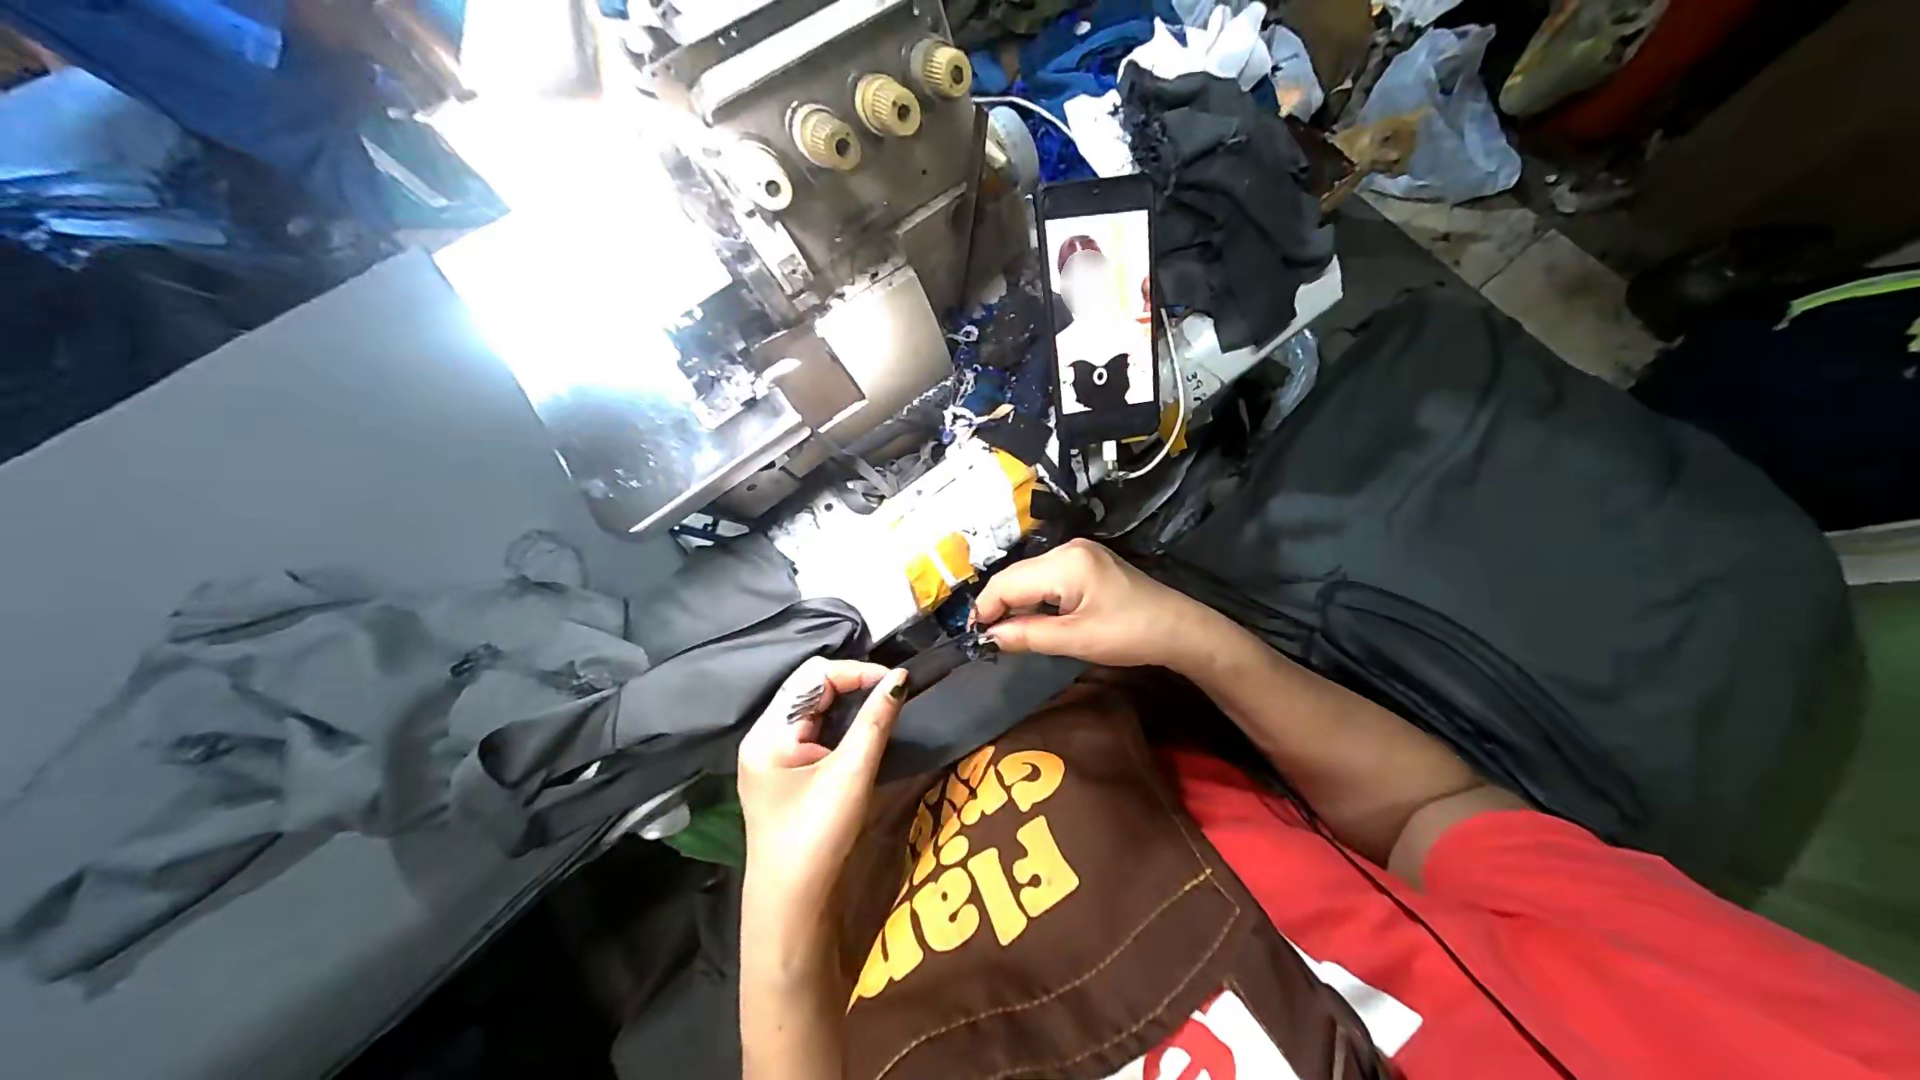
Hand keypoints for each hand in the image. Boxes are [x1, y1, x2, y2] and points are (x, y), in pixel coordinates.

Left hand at [737, 658, 907, 919]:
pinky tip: (866, 728)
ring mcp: (775, 756)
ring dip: (850, 702)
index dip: (857, 672)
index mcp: (768, 733)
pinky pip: (817, 732)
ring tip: (885, 704)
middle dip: (853, 683)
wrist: (792, 909)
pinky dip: (843, 724)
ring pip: (816, 709)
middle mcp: (765, 737)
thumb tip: (900, 678)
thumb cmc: (817, 838)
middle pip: (811, 687)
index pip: (813, 676)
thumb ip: (876, 721)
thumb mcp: (851, 774)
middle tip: (893, 693)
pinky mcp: (788, 774)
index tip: (896, 683)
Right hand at [973, 539, 1225, 672]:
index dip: (985, 609)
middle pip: (1015, 575)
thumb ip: (1027, 635)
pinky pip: (1046, 577)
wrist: (1179, 629)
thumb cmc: (1129, 635)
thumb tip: (989, 637)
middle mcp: (1067, 549)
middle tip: (987, 638)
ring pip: (1029, 576)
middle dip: (998, 605)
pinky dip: (1035, 598)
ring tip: (1007, 632)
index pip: (1007, 583)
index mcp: (1064, 563)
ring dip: (1016, 603)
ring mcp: (1078, 552)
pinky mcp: (1086, 562)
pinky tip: (1034, 619)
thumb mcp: (1075, 640)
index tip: (973, 637)